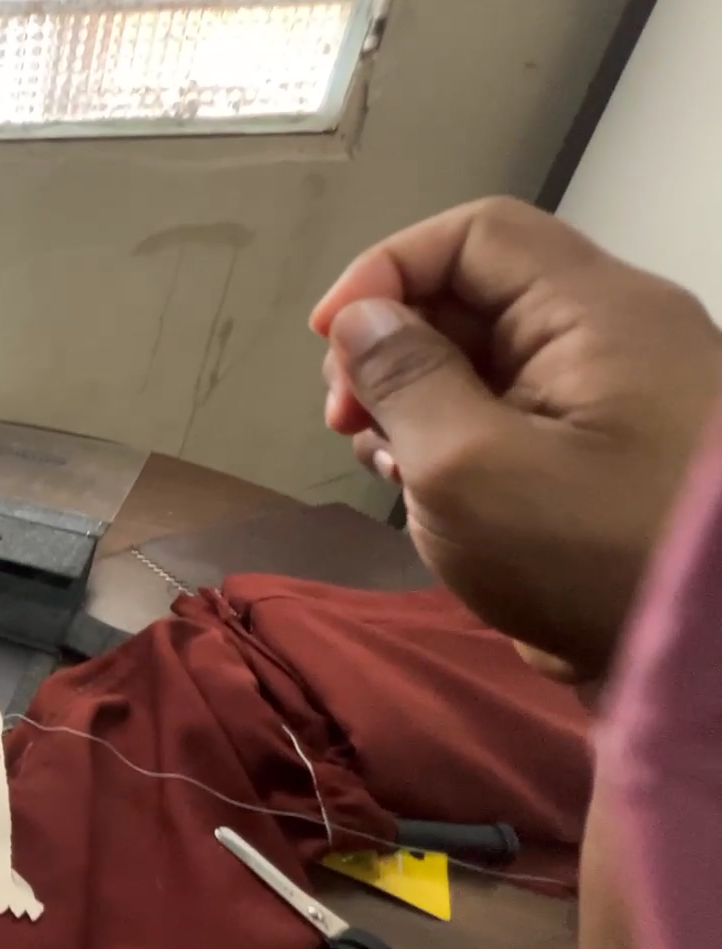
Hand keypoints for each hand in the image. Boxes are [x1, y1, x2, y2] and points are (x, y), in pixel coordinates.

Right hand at [313, 197, 721, 678]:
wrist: (678, 658)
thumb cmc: (582, 554)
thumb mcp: (465, 463)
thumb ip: (403, 376)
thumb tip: (356, 317)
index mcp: (593, 316)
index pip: (473, 235)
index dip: (384, 271)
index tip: (324, 340)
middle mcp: (593, 336)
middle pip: (456, 293)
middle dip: (378, 347)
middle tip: (344, 419)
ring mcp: (580, 391)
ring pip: (453, 354)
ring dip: (392, 398)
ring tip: (381, 459)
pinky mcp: (562, 440)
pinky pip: (471, 405)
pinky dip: (422, 432)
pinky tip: (410, 479)